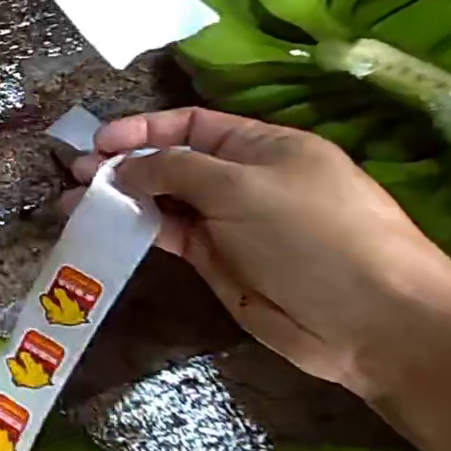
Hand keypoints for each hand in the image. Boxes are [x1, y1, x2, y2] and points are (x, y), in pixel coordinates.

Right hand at [71, 108, 450, 395]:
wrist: (374, 325)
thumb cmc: (314, 236)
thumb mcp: (244, 187)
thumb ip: (177, 170)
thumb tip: (125, 166)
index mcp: (260, 146)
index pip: (192, 125)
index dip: (145, 129)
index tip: (101, 141)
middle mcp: (241, 179)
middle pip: (172, 162)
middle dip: (124, 163)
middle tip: (78, 173)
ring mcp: (228, 222)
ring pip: (164, 201)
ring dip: (121, 198)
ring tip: (75, 202)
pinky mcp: (217, 261)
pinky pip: (169, 236)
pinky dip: (136, 229)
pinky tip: (104, 227)